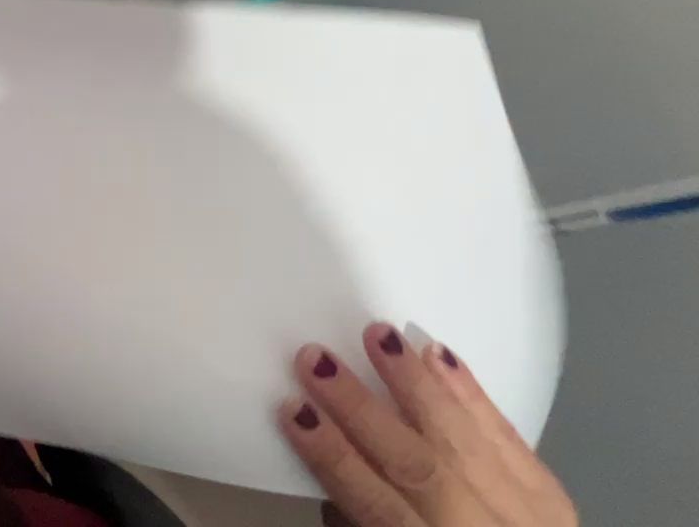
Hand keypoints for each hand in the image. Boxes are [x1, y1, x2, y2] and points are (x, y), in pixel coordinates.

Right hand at [280, 323, 575, 526]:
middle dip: (362, 409)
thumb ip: (355, 514)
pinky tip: (439, 354)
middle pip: (418, 466)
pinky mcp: (549, 493)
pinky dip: (471, 394)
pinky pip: (508, 438)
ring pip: (464, 442)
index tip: (294, 408)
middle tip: (316, 358)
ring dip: (417, 384)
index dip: (334, 456)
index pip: (376, 503)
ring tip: (378, 335)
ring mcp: (525, 515)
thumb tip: (324, 458)